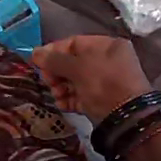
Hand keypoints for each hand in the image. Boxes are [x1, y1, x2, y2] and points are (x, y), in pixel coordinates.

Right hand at [31, 35, 151, 122]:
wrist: (125, 117)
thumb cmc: (103, 83)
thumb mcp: (78, 68)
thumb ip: (54, 60)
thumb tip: (34, 53)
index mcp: (107, 46)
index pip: (74, 43)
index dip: (54, 51)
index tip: (37, 61)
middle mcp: (107, 61)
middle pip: (72, 63)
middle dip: (56, 72)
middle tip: (48, 81)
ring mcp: (104, 82)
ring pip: (74, 81)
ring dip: (61, 88)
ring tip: (57, 95)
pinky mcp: (100, 101)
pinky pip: (80, 96)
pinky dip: (69, 100)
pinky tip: (62, 104)